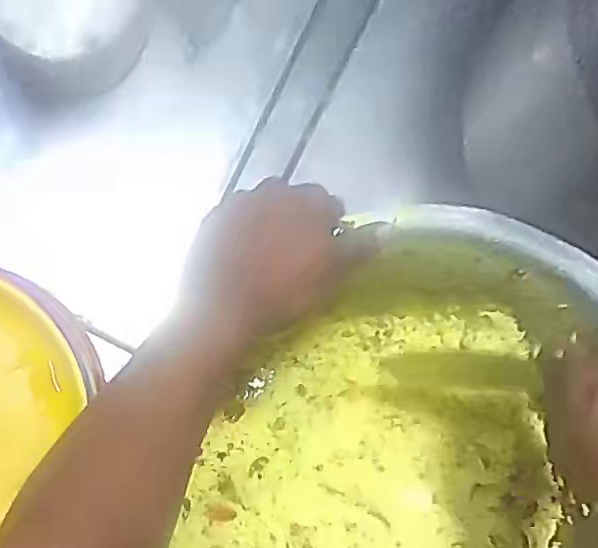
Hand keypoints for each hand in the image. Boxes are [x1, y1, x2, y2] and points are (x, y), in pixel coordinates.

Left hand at [175, 178, 348, 349]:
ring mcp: (238, 201)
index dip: (331, 228)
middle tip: (296, 257)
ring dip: (268, 223)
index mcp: (308, 200)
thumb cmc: (283, 293)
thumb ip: (357, 249)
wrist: (222, 308)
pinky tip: (239, 259)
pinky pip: (234, 221)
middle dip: (298, 221)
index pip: (330, 205)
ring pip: (263, 207)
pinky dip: (240, 234)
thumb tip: (385, 230)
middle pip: (294, 201)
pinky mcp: (211, 219)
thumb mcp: (329, 276)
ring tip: (266, 258)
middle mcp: (273, 189)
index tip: (326, 253)